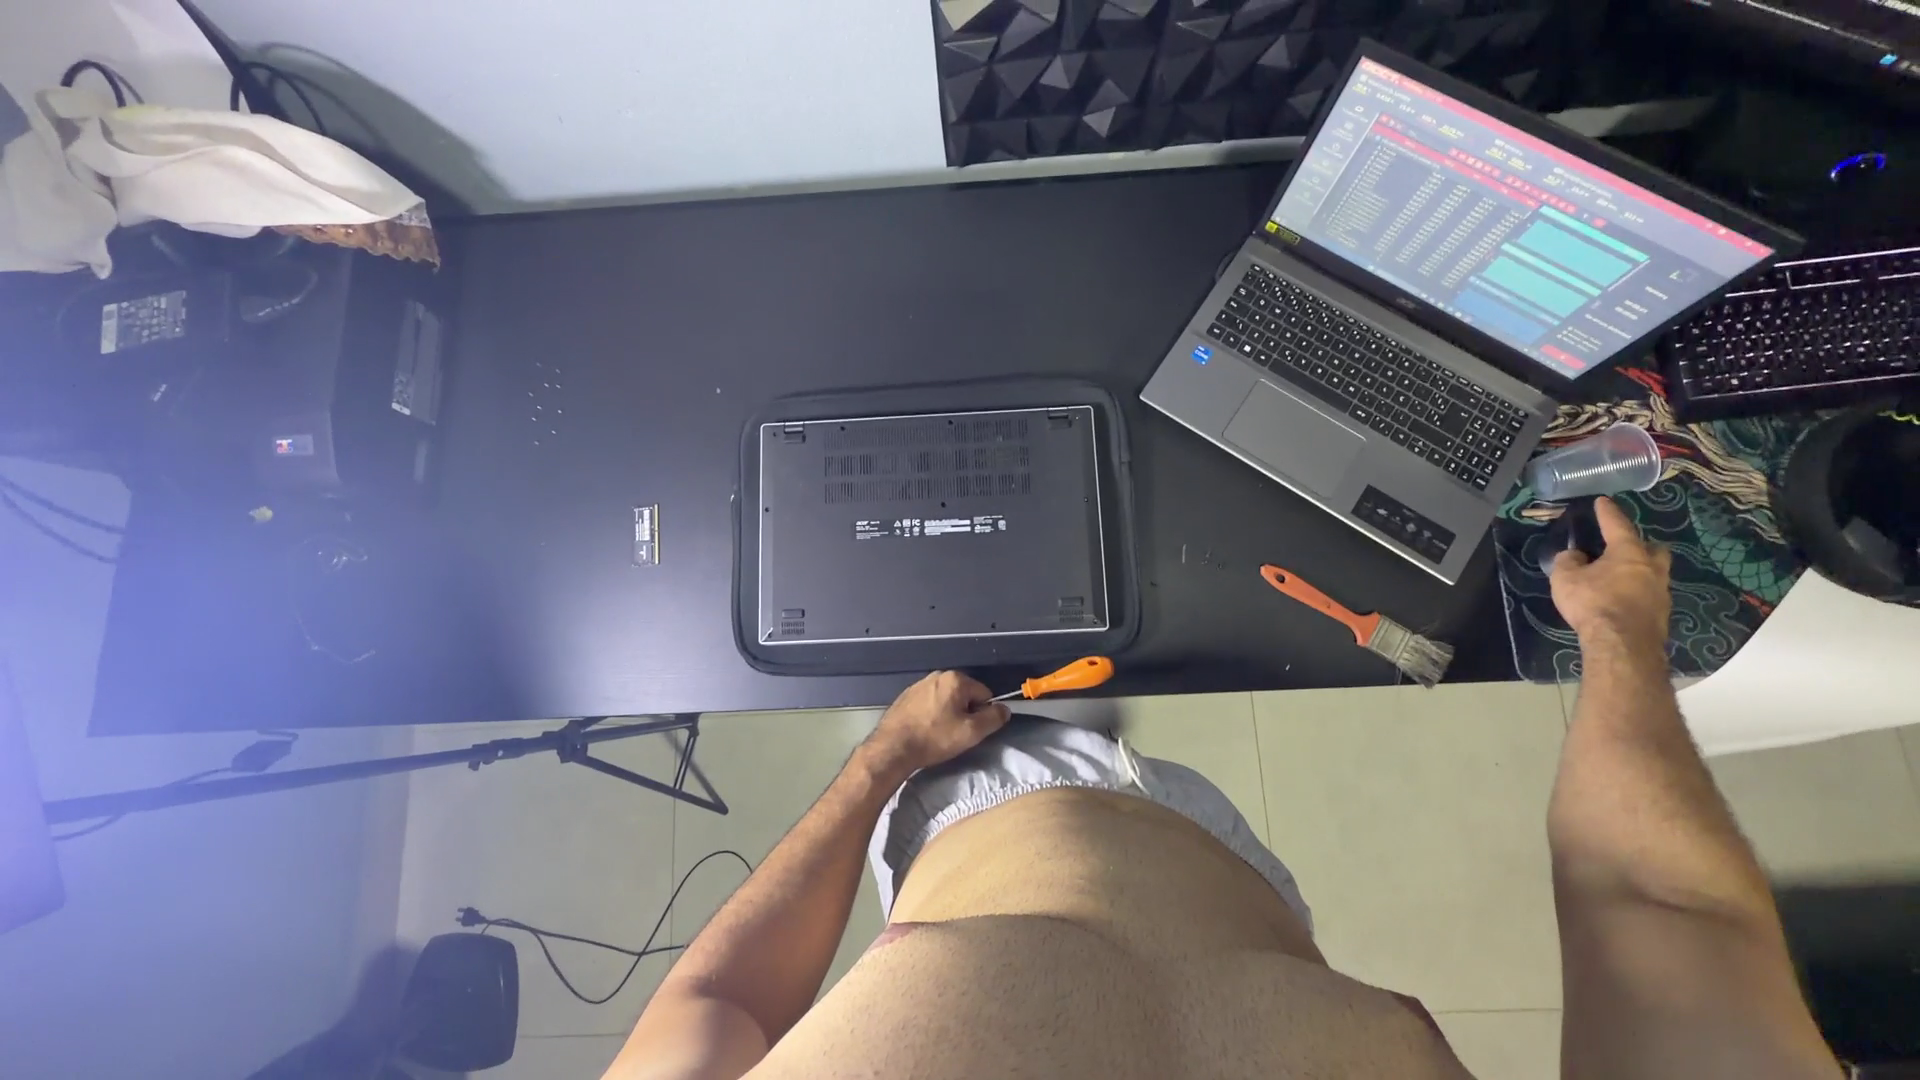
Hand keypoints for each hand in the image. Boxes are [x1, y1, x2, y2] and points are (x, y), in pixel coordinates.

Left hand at [863, 670, 1009, 774]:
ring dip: (947, 713)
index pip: (984, 694)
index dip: (982, 714)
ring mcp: (919, 684)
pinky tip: (924, 730)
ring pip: (946, 699)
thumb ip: (993, 718)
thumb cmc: (935, 738)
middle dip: (964, 712)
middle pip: (964, 695)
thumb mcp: (971, 732)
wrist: (893, 748)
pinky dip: (931, 714)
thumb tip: (1004, 709)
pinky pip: (929, 703)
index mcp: (955, 679)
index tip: (971, 730)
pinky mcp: (906, 696)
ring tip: (938, 734)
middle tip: (955, 734)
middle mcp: (937, 675)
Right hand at [1549, 496, 1671, 649]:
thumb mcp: (1565, 578)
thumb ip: (1568, 561)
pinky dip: (1637, 592)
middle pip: (1653, 549)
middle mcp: (1651, 568)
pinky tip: (1622, 600)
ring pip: (1654, 573)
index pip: (1617, 525)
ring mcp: (1661, 592)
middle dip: (1640, 545)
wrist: (1622, 643)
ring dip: (1640, 571)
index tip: (1603, 501)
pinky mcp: (1661, 613)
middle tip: (1624, 548)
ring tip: (1620, 578)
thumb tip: (1575, 556)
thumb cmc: (1593, 603)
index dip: (1608, 512)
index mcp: (1629, 553)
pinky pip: (1649, 594)